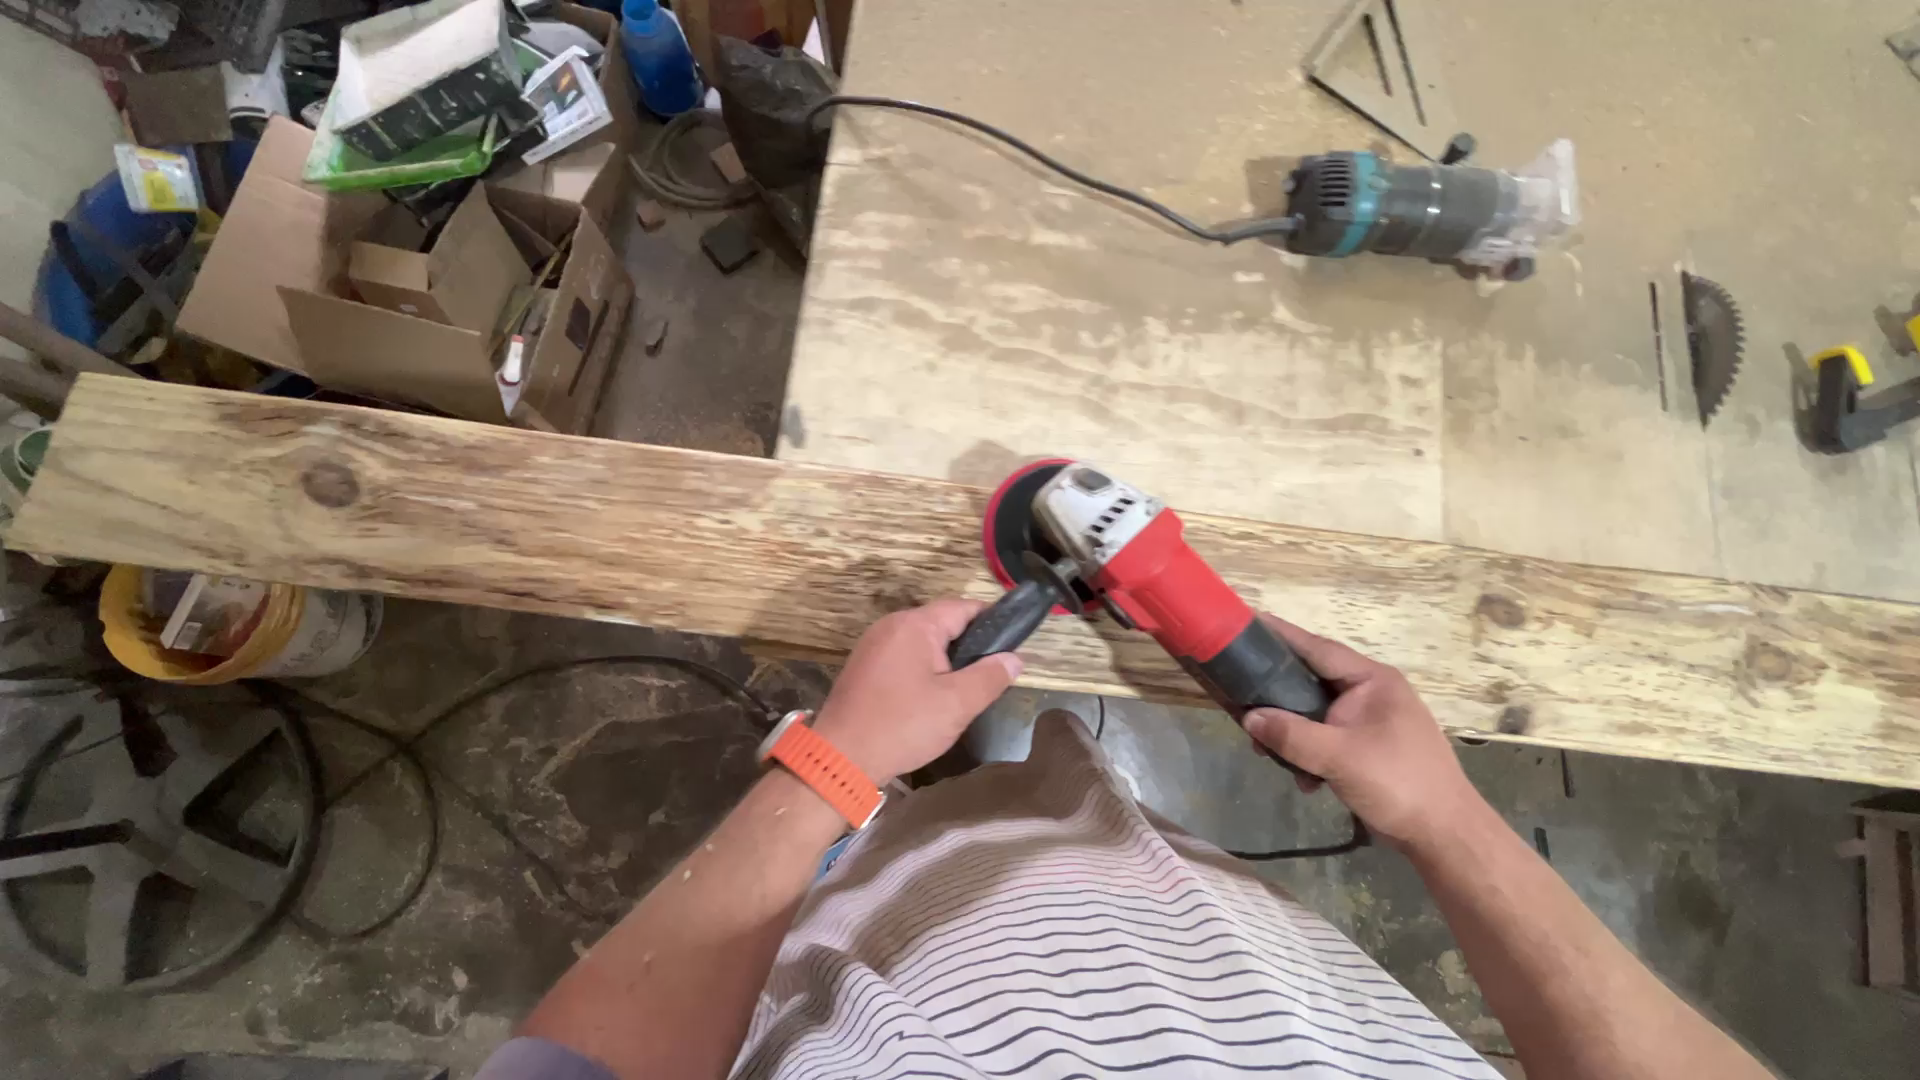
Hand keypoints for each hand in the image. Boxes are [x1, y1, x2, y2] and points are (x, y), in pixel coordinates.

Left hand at [811, 598, 1023, 784]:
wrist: (839, 759)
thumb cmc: (902, 726)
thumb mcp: (957, 704)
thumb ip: (990, 676)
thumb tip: (1015, 658)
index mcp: (915, 625)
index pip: (964, 607)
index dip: (992, 622)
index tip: (1013, 645)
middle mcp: (891, 625)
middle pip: (942, 623)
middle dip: (969, 645)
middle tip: (989, 677)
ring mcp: (873, 644)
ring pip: (922, 642)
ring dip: (945, 660)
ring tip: (963, 691)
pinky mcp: (863, 666)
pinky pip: (903, 656)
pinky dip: (922, 669)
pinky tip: (930, 697)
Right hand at [1243, 615, 1486, 852]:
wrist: (1445, 836)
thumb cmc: (1399, 783)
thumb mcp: (1339, 757)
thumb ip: (1290, 734)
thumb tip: (1247, 717)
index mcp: (1372, 680)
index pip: (1318, 647)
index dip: (1280, 634)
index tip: (1245, 620)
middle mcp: (1369, 693)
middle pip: (1309, 681)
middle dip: (1275, 696)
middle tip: (1239, 699)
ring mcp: (1367, 720)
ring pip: (1312, 713)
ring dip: (1289, 733)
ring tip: (1264, 751)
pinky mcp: (1364, 747)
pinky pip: (1322, 738)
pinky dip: (1307, 754)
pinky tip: (1304, 780)